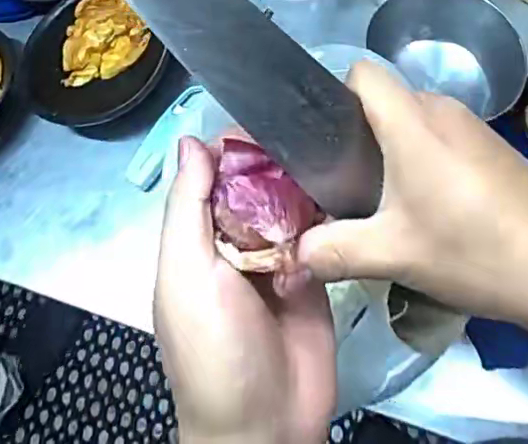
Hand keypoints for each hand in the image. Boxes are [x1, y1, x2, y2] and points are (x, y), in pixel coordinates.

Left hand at [156, 137, 334, 443]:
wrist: (266, 428)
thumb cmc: (213, 346)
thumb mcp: (185, 273)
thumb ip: (187, 206)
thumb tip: (190, 140)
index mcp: (197, 236)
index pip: (212, 174)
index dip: (232, 145)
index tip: (262, 115)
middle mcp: (235, 238)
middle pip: (253, 183)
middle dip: (273, 157)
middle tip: (306, 125)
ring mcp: (276, 255)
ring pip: (287, 201)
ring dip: (302, 179)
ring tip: (328, 144)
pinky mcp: (313, 272)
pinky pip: (318, 231)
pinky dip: (325, 209)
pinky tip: (341, 182)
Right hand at [296, 62, 527, 327]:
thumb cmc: (475, 250)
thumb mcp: (395, 256)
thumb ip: (335, 250)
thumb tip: (294, 254)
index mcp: (411, 120)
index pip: (362, 72)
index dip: (339, 95)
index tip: (330, 140)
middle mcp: (440, 108)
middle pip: (385, 99)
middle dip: (362, 133)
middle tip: (352, 184)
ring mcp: (471, 123)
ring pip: (414, 117)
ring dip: (396, 147)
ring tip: (394, 200)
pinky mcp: (492, 143)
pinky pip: (441, 133)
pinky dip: (427, 156)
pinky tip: (437, 206)